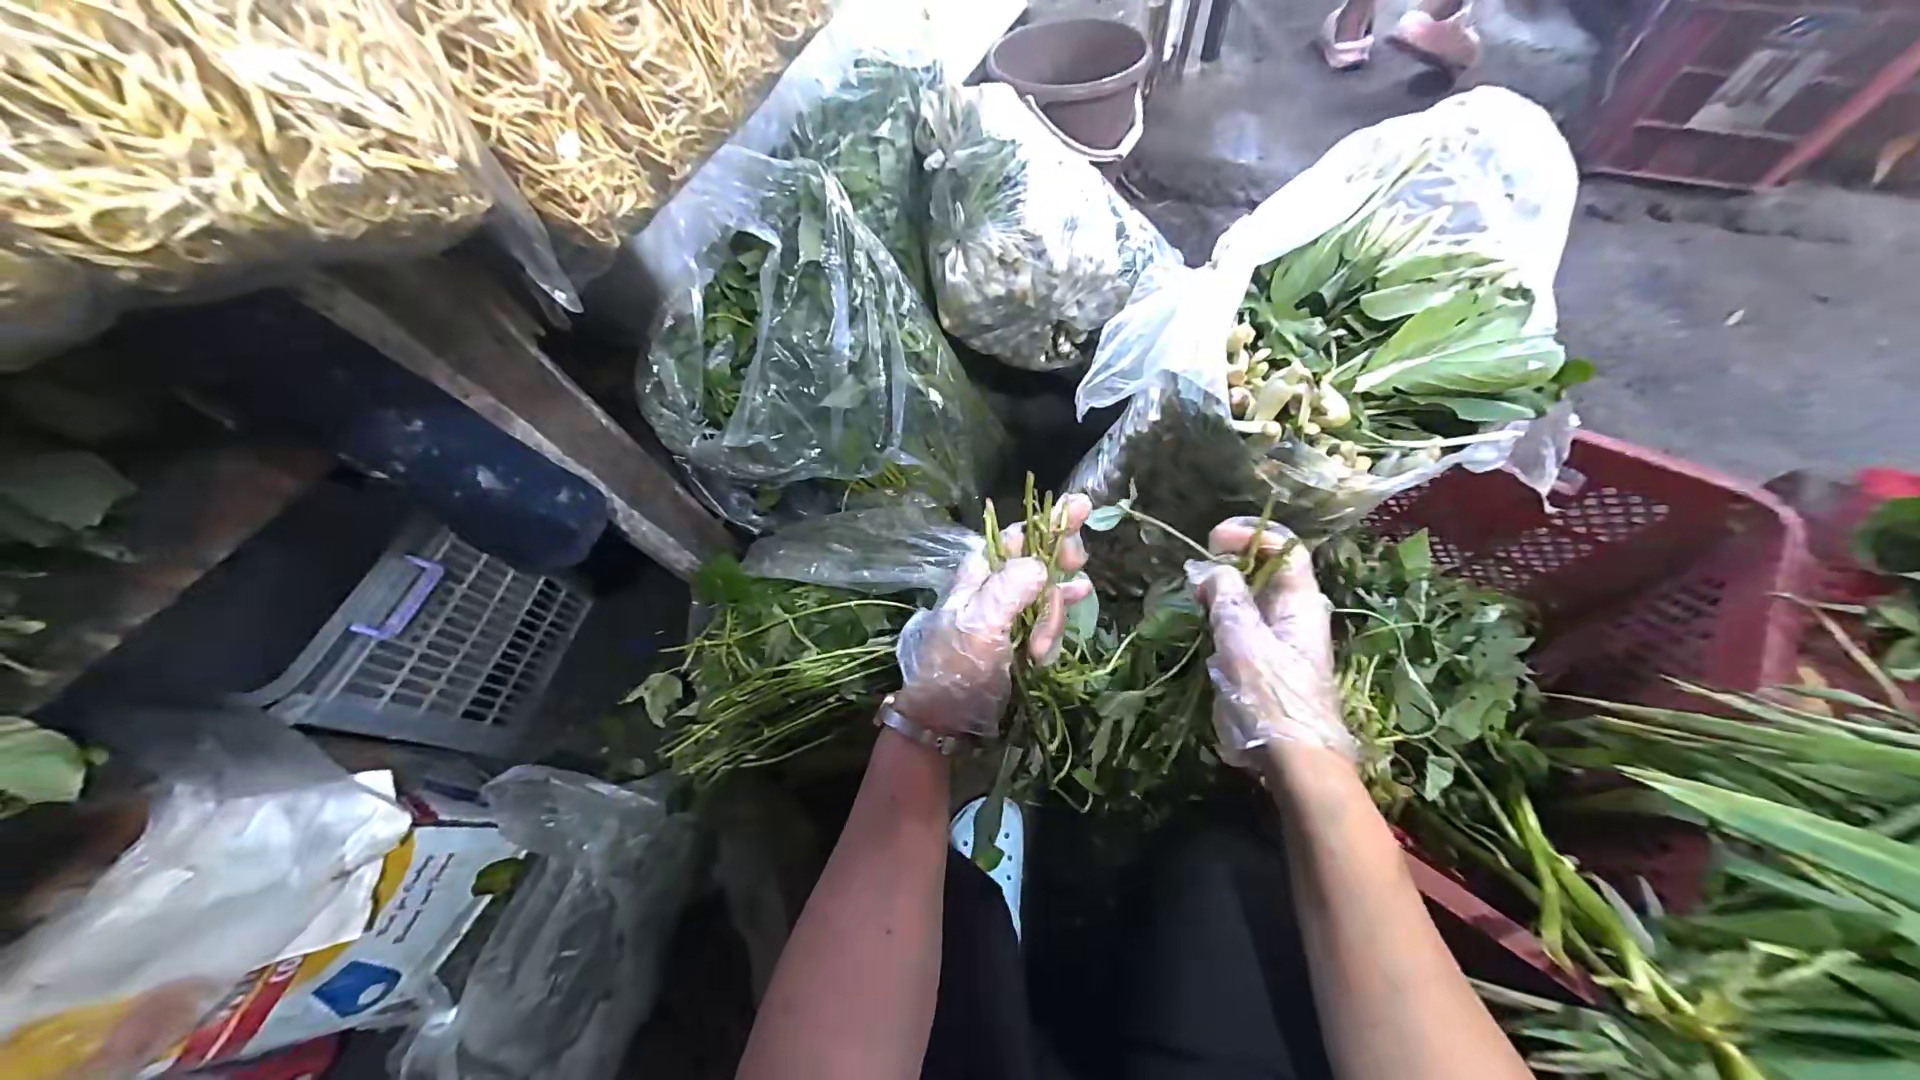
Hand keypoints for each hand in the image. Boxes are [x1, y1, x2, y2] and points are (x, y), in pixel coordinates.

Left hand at [891, 495, 1093, 736]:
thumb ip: (1008, 590)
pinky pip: (1049, 614)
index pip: (1016, 535)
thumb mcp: (978, 626)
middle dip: (1059, 564)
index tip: (1080, 508)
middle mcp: (996, 586)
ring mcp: (1011, 610)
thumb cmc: (955, 667)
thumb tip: (1041, 564)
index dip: (1048, 521)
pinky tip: (1080, 600)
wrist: (946, 717)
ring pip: (1049, 592)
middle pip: (1039, 558)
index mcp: (979, 574)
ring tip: (1037, 650)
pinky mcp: (1021, 633)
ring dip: (1052, 616)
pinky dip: (1060, 616)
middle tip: (1076, 566)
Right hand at [1184, 517, 1354, 766]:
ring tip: (1196, 598)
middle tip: (1198, 574)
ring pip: (1252, 599)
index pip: (1286, 550)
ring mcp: (1282, 640)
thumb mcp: (1242, 638)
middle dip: (1230, 564)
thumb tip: (1215, 570)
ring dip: (1223, 592)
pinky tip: (1204, 627)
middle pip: (1267, 573)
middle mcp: (1296, 616)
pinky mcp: (1267, 661)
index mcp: (1301, 604)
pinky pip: (1244, 625)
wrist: (1291, 759)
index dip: (1252, 535)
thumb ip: (1227, 597)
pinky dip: (1222, 617)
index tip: (1213, 540)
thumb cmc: (1269, 695)